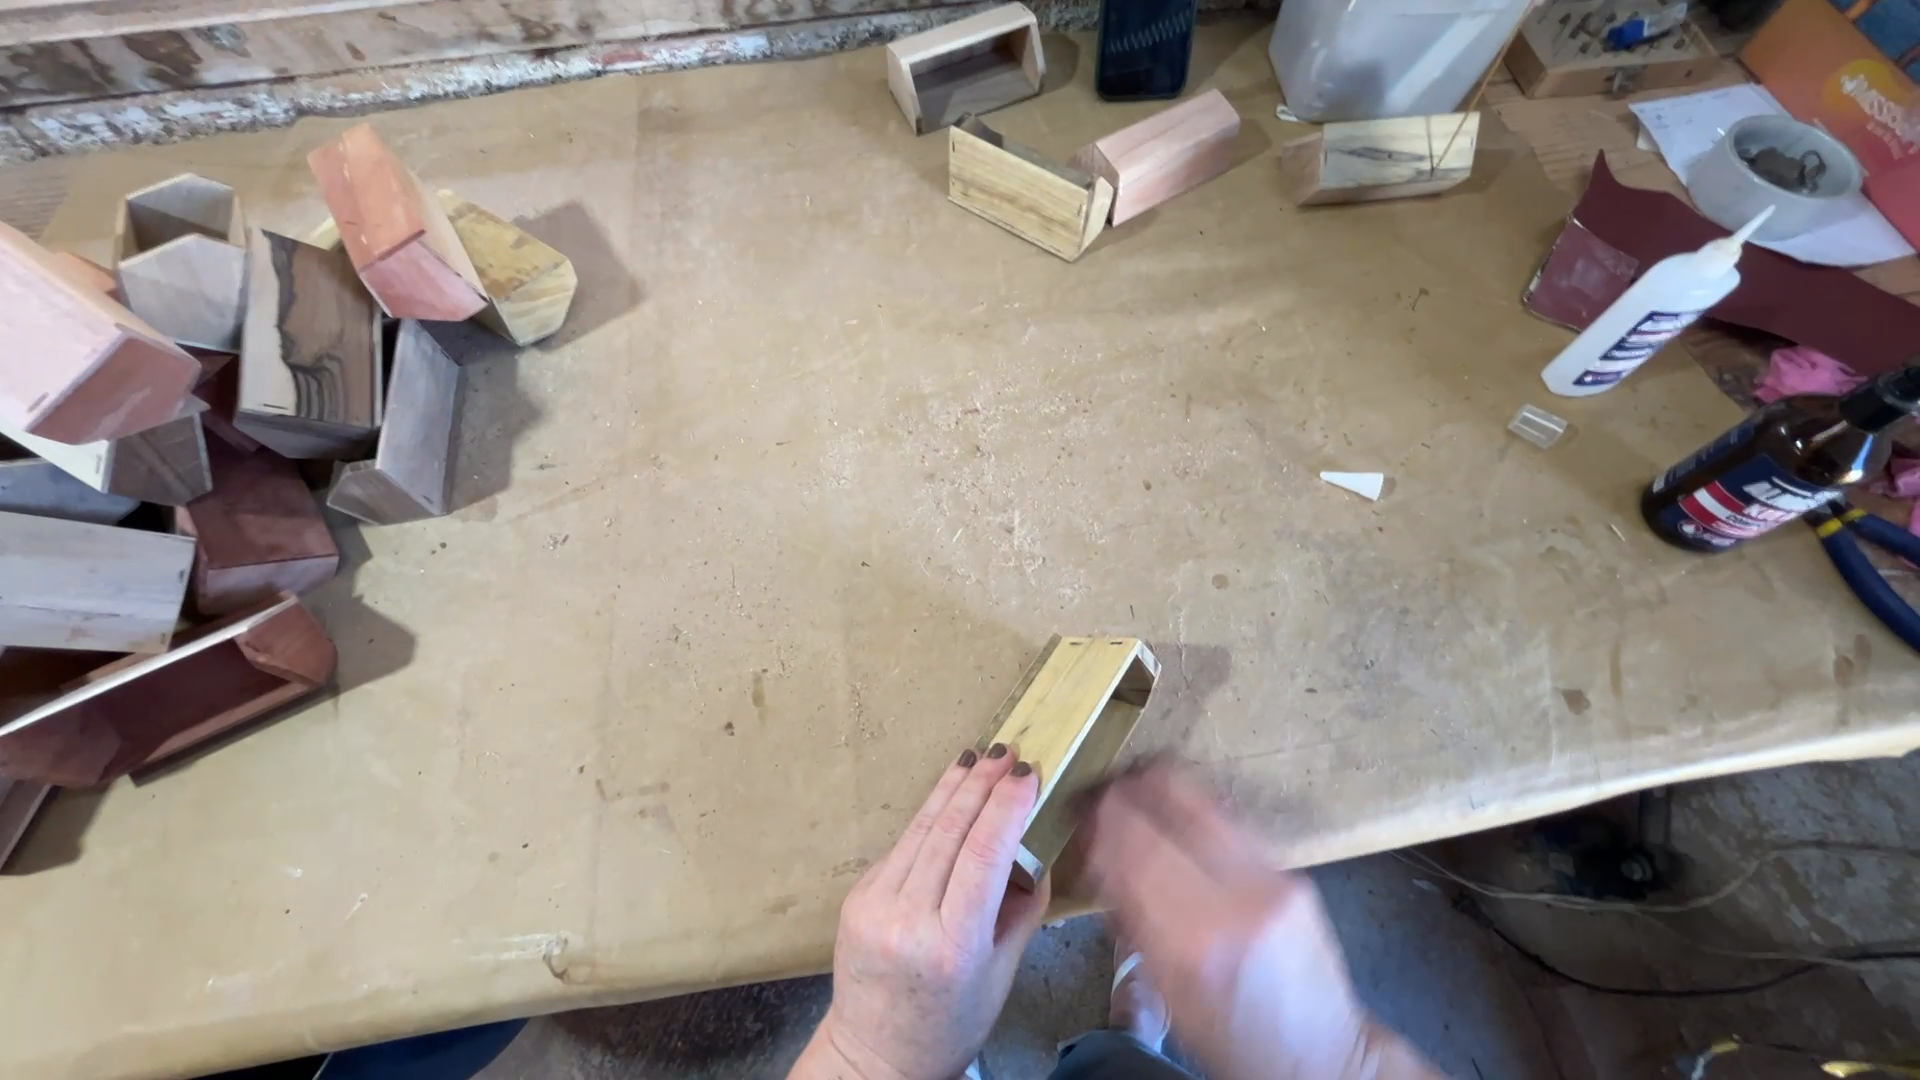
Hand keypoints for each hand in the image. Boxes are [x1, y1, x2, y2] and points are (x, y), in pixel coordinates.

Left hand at [791, 745, 1048, 1079]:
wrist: (874, 1055)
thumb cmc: (950, 1022)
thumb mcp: (1001, 975)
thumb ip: (1021, 910)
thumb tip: (1032, 848)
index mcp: (952, 947)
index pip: (982, 857)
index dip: (1006, 808)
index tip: (1027, 775)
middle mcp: (907, 919)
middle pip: (948, 832)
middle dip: (980, 784)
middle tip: (1005, 752)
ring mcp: (875, 903)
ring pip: (921, 828)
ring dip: (952, 787)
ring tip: (976, 757)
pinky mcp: (858, 894)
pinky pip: (903, 844)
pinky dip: (930, 814)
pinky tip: (950, 794)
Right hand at [1079, 762, 1440, 1079]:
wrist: (1322, 1053)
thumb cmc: (1231, 1036)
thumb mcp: (1166, 991)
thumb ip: (1129, 918)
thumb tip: (1097, 855)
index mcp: (1195, 937)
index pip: (1134, 841)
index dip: (1100, 814)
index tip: (1080, 810)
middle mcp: (1238, 894)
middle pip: (1168, 797)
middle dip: (1125, 786)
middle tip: (1102, 792)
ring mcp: (1271, 874)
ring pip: (1199, 794)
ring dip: (1155, 785)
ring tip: (1132, 794)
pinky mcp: (1289, 868)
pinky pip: (1225, 817)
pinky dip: (1188, 809)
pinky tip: (1173, 821)